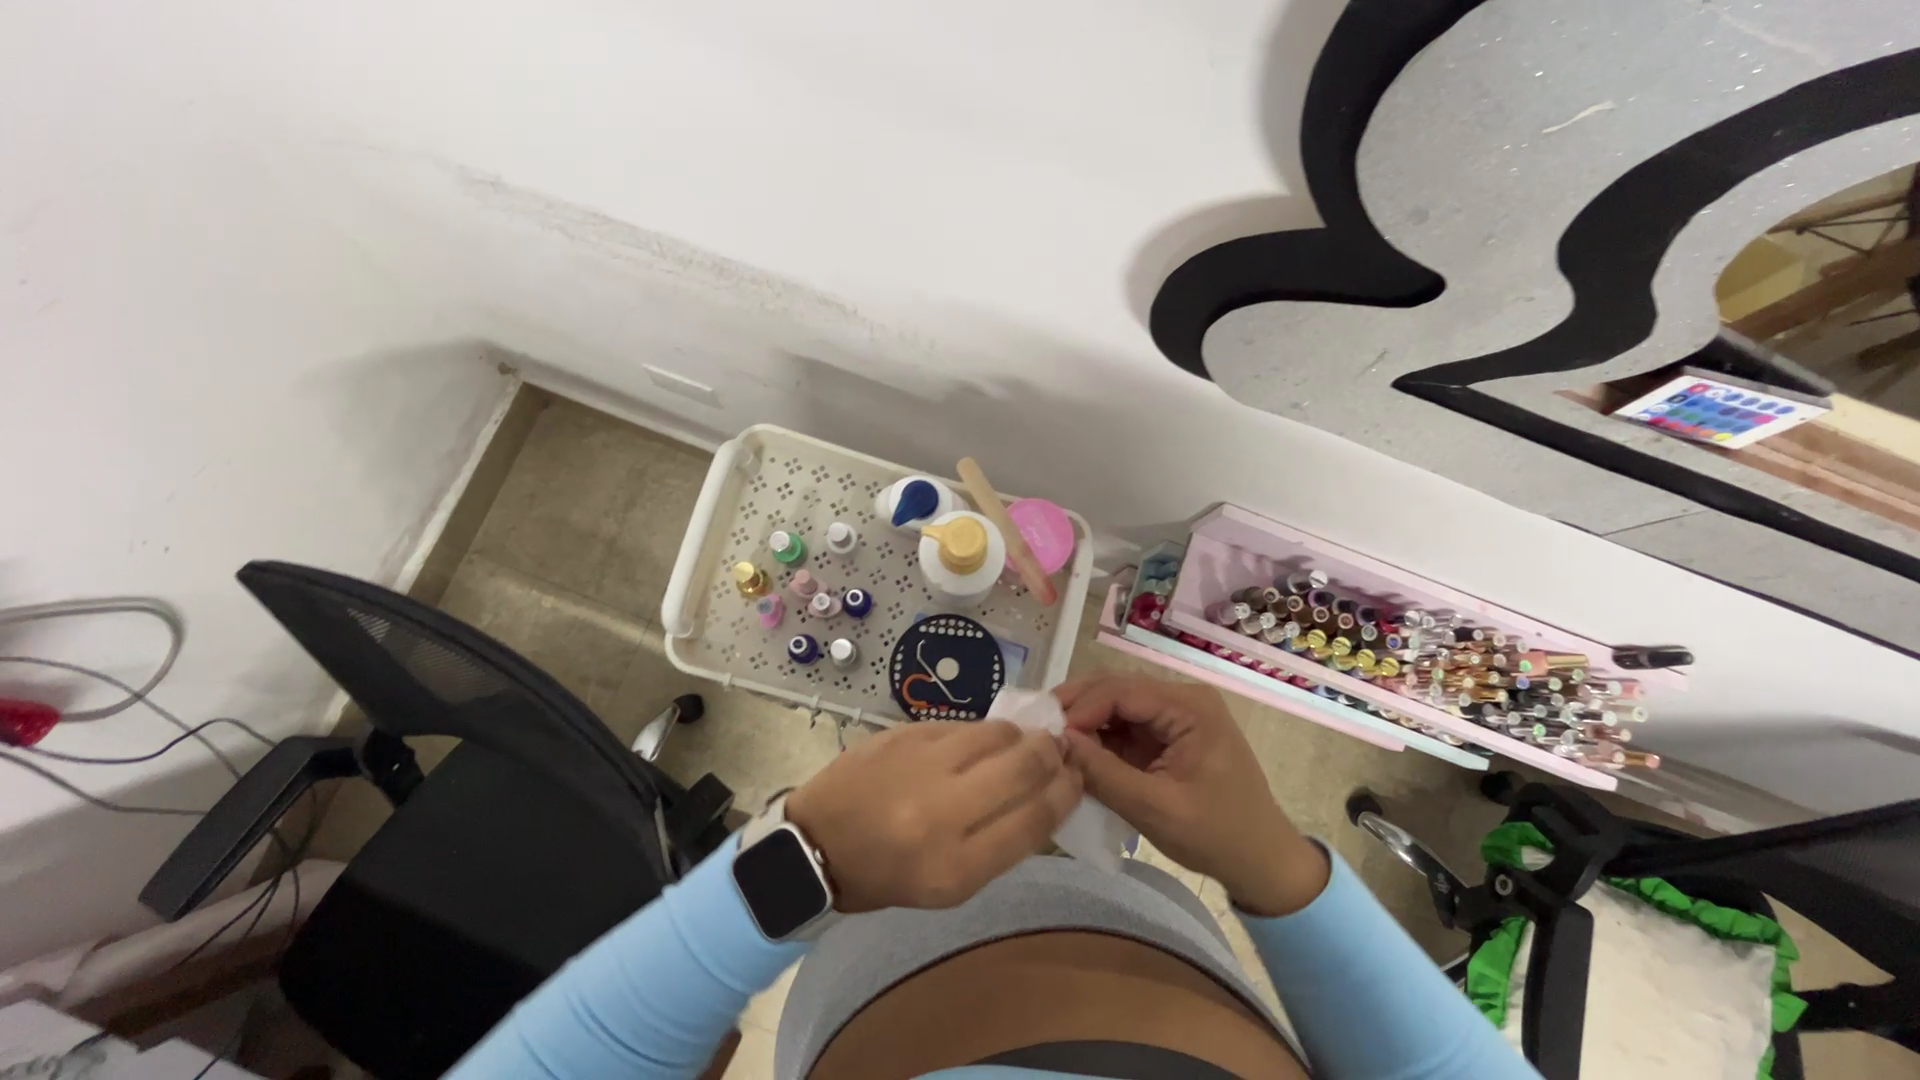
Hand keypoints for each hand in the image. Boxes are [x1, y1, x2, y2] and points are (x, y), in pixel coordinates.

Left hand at [785, 720, 1081, 913]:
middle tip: (1056, 750)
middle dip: (1051, 754)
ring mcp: (919, 766)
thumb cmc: (884, 875)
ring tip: (1018, 743)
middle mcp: (941, 814)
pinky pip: (961, 725)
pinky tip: (976, 743)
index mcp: (955, 868)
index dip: (1067, 793)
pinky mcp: (901, 735)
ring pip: (996, 734)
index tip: (1077, 777)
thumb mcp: (948, 884)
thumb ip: (1000, 843)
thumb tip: (1045, 797)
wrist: (813, 844)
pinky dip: (978, 733)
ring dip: (1018, 737)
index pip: (1034, 820)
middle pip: (1024, 767)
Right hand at [1055, 674, 1328, 915]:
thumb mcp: (1154, 808)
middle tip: (1037, 728)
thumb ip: (1103, 773)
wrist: (1261, 861)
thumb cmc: (1215, 835)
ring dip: (1084, 721)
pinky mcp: (1166, 736)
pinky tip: (1073, 751)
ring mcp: (1174, 717)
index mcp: (1190, 707)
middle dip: (1076, 706)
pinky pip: (1124, 726)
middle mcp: (1182, 700)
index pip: (1121, 691)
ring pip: (1116, 705)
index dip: (1081, 708)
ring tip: (1048, 740)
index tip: (1048, 735)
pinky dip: (1098, 737)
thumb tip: (1056, 742)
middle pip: (1116, 689)